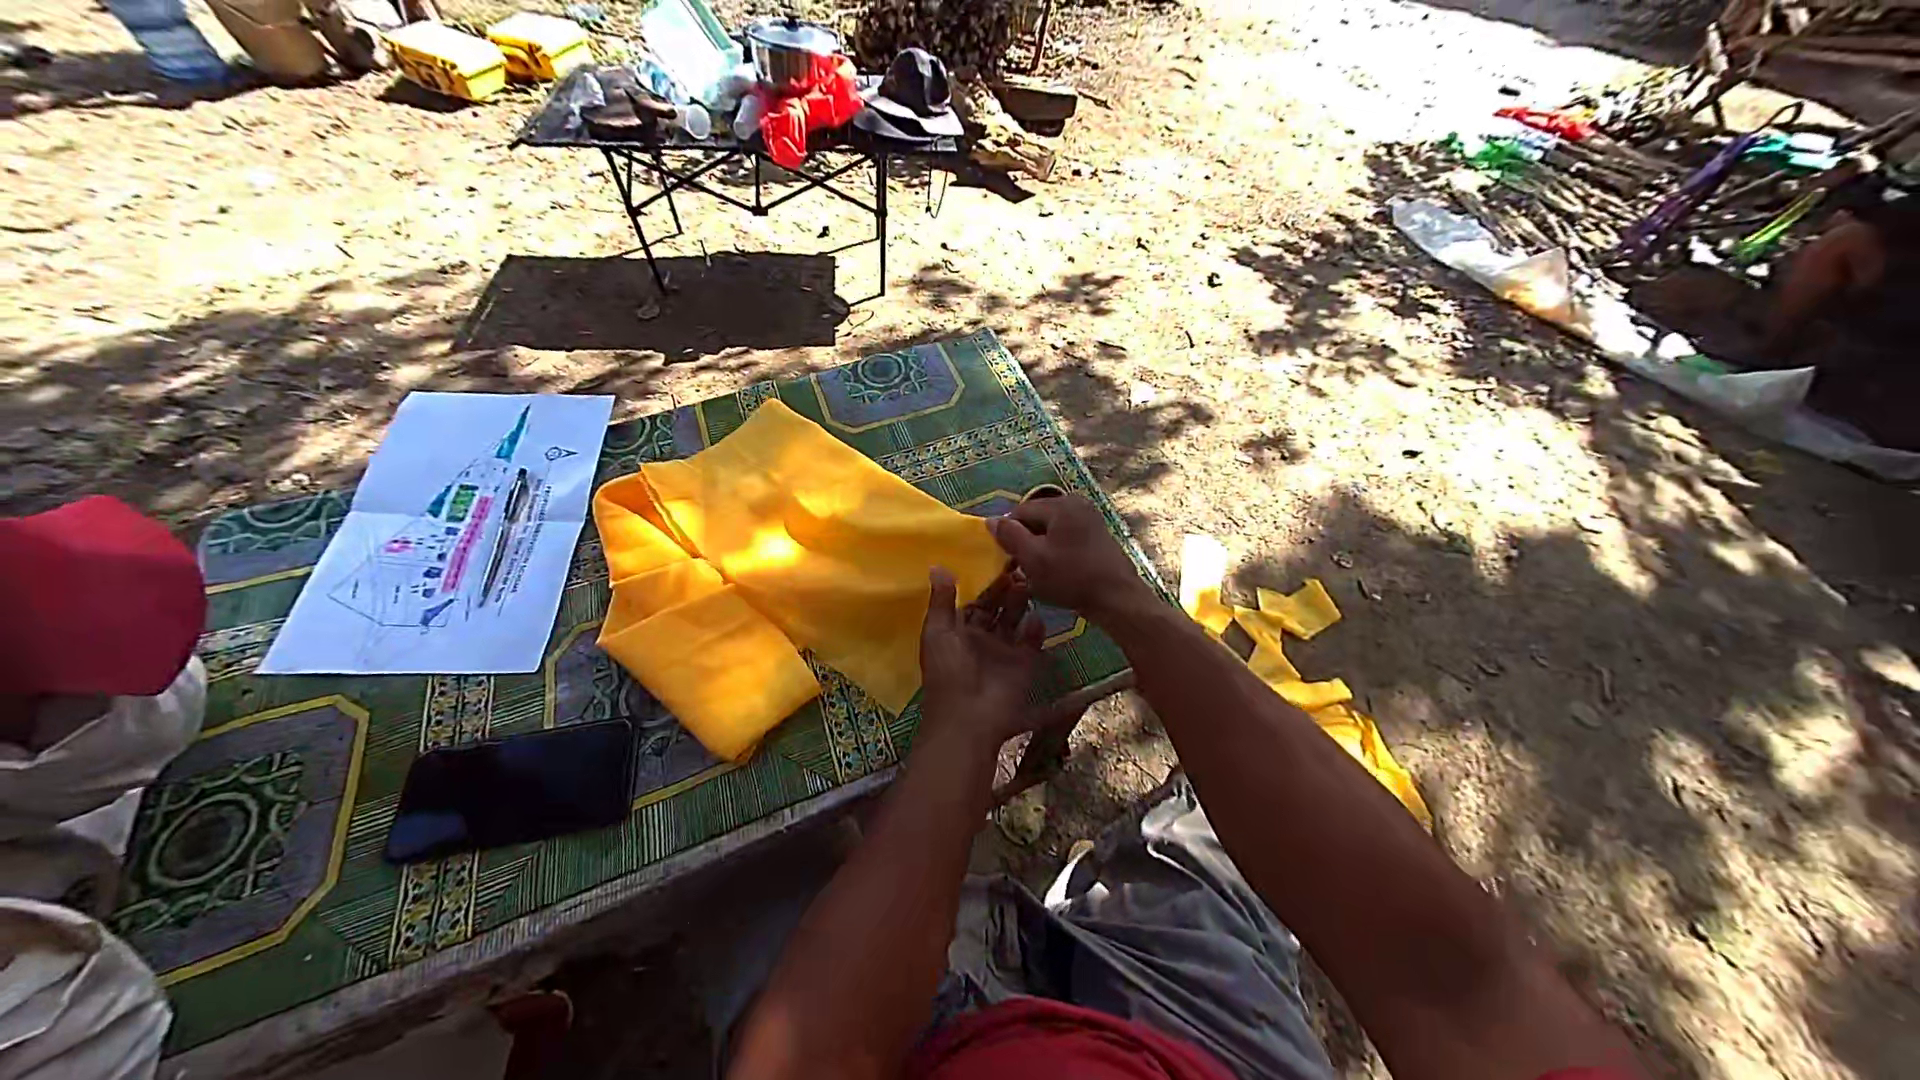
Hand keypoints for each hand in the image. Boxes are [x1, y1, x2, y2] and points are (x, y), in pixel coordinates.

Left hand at [918, 567, 1044, 753]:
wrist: (969, 717)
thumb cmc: (948, 672)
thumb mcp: (938, 633)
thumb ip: (941, 601)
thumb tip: (937, 566)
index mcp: (959, 632)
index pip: (975, 602)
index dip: (986, 585)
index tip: (1000, 562)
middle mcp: (983, 640)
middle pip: (998, 610)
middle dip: (1008, 591)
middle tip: (1021, 567)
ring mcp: (1004, 653)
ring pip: (1015, 622)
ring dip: (1022, 604)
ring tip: (1031, 582)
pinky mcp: (1024, 666)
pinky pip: (1032, 643)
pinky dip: (1036, 629)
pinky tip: (1038, 614)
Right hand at [989, 494, 1150, 619]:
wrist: (1117, 598)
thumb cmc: (1072, 577)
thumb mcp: (1033, 558)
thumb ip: (1010, 536)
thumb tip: (991, 520)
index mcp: (1061, 504)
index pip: (1020, 511)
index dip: (1007, 533)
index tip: (1004, 557)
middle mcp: (1077, 504)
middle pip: (1036, 519)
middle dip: (1025, 541)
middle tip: (1019, 567)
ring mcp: (1090, 519)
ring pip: (1051, 530)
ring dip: (1039, 548)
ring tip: (1037, 572)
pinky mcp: (1097, 536)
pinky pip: (1066, 538)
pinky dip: (1056, 551)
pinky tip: (1056, 572)